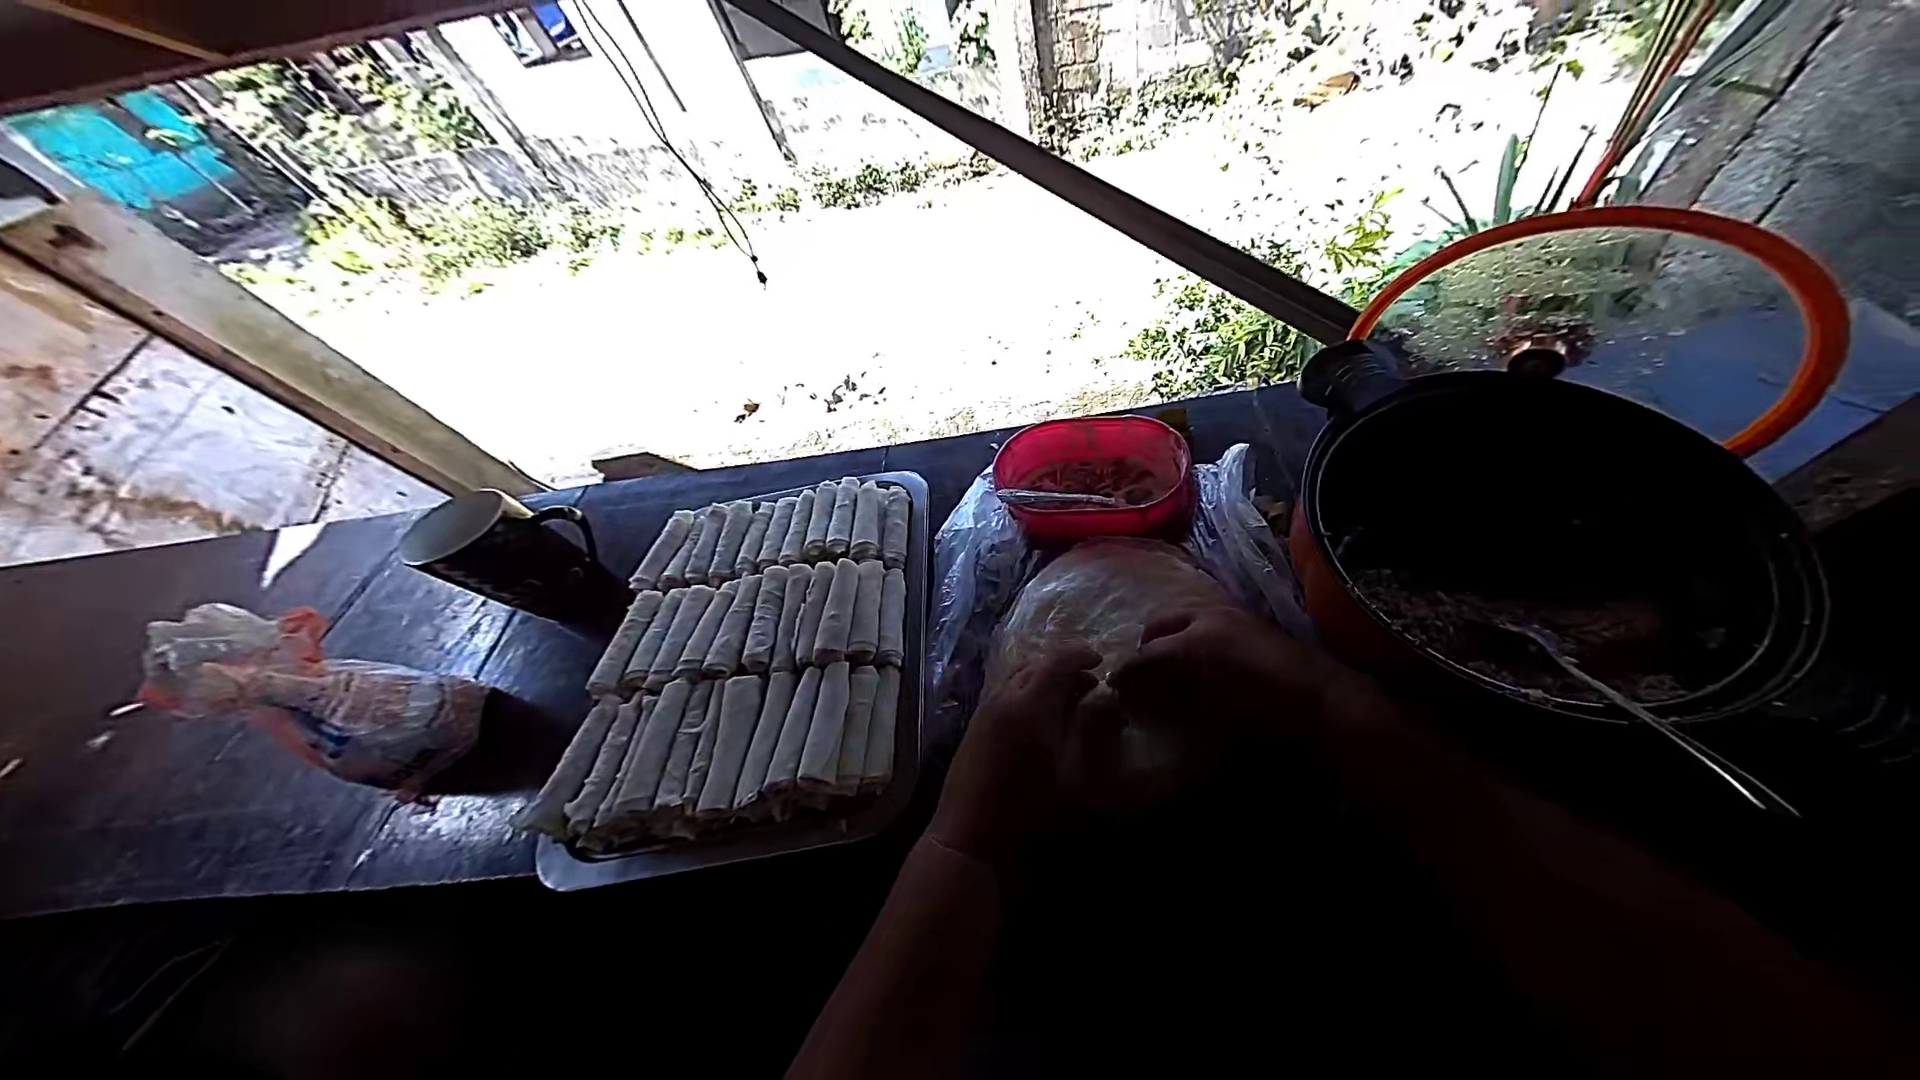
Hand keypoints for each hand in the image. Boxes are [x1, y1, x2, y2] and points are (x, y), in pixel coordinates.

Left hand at [929, 644, 1100, 868]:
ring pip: (1018, 678)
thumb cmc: (1031, 810)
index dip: (1081, 654)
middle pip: (1037, 665)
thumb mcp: (1077, 776)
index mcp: (1031, 704)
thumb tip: (1106, 697)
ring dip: (1044, 680)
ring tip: (1065, 702)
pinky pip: (1005, 694)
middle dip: (1064, 669)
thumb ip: (1094, 731)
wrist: (971, 832)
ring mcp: (985, 711)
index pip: (1057, 660)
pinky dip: (1026, 693)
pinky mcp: (975, 726)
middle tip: (1088, 687)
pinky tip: (1038, 719)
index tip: (1100, 661)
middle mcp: (1004, 698)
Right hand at [1108, 605, 1380, 741]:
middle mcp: (1207, 619)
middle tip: (1140, 672)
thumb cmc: (1265, 714)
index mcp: (1194, 641)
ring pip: (1183, 618)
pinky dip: (1191, 634)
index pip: (1147, 655)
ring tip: (1167, 665)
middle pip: (1159, 625)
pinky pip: (1206, 620)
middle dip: (1145, 647)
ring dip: (1168, 638)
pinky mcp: (1248, 620)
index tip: (1117, 686)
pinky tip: (1198, 658)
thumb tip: (1142, 695)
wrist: (1326, 702)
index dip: (1129, 672)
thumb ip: (1173, 696)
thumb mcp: (1211, 711)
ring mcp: (1230, 615)